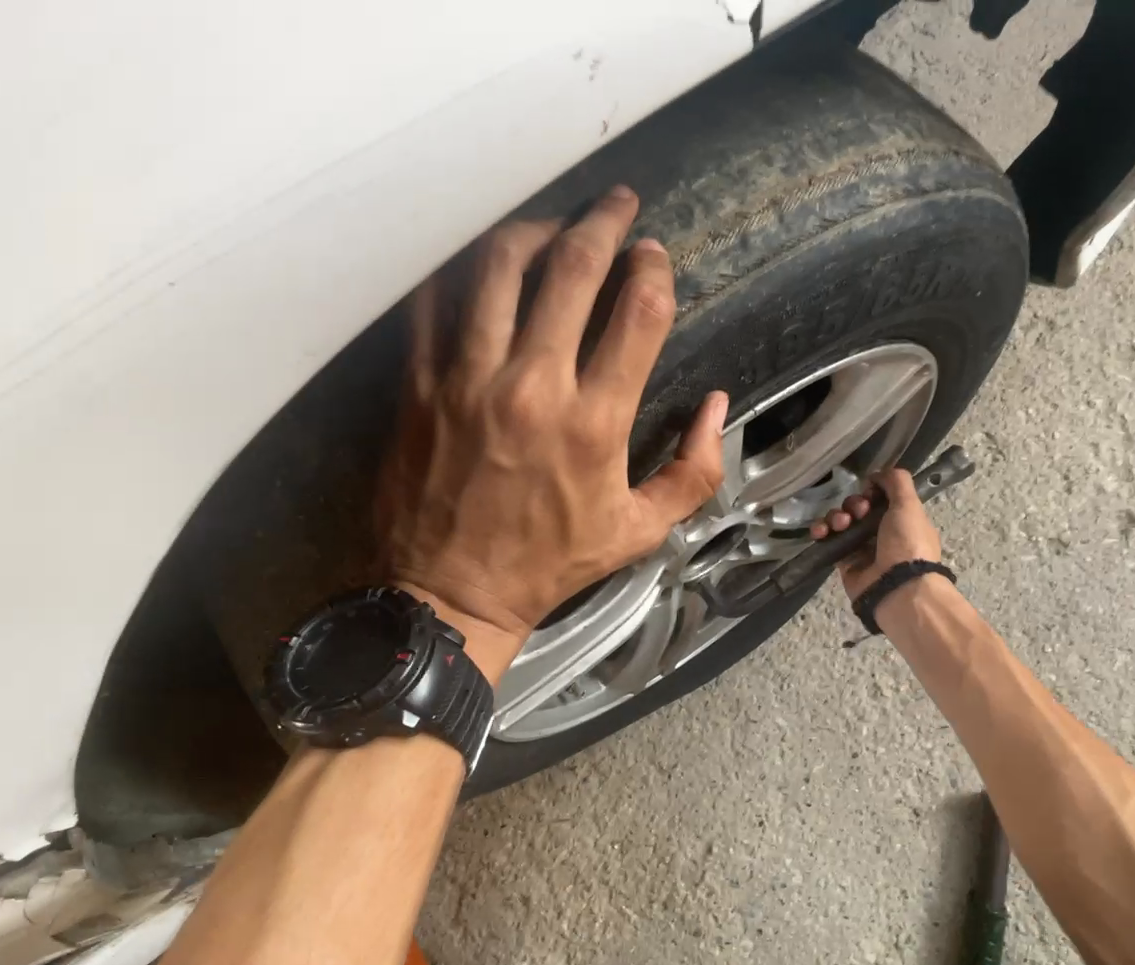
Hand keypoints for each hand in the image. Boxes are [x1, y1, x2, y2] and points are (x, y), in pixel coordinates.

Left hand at [378, 186, 727, 675]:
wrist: (448, 592)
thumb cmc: (551, 565)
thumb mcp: (640, 531)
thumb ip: (693, 471)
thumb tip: (715, 406)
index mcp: (595, 422)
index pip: (637, 312)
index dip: (653, 269)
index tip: (655, 255)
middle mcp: (532, 386)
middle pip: (572, 268)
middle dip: (604, 221)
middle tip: (618, 202)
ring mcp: (467, 379)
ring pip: (499, 267)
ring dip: (534, 228)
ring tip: (554, 222)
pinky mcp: (419, 383)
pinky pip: (434, 300)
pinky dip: (461, 267)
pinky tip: (483, 260)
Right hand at [809, 468, 942, 600]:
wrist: (897, 587)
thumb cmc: (907, 543)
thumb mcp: (909, 504)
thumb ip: (896, 481)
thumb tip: (877, 474)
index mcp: (903, 520)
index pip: (881, 497)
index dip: (872, 491)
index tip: (868, 492)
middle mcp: (884, 533)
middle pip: (859, 508)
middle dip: (853, 504)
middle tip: (857, 512)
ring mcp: (863, 549)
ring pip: (843, 522)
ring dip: (836, 517)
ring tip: (840, 524)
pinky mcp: (845, 562)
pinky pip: (830, 541)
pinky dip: (822, 532)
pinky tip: (820, 531)